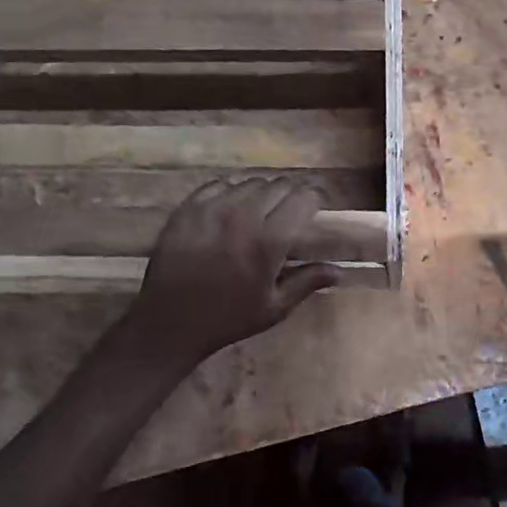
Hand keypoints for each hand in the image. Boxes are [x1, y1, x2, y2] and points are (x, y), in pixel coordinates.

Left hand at [120, 178, 341, 369]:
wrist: (167, 324)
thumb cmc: (228, 319)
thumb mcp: (275, 307)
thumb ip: (308, 282)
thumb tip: (339, 270)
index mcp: (268, 242)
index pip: (302, 199)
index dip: (314, 199)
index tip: (316, 208)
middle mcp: (242, 218)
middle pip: (278, 186)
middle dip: (291, 194)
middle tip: (292, 210)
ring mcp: (211, 211)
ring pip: (250, 183)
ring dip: (263, 192)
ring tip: (263, 209)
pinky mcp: (187, 211)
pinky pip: (218, 185)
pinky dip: (232, 191)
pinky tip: (233, 208)